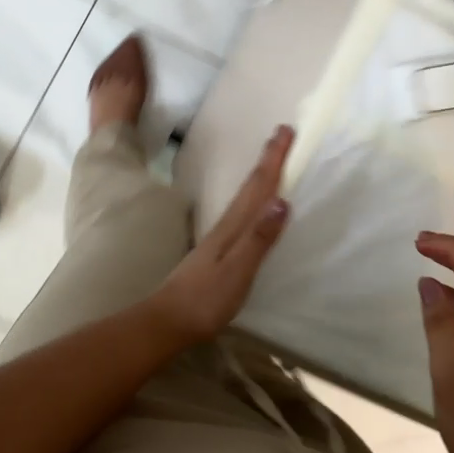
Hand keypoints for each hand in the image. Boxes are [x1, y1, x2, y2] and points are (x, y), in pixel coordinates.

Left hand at [145, 125, 294, 345]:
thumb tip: (282, 201)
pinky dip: (253, 200)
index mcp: (233, 227)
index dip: (273, 159)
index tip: (286, 130)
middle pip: (251, 186)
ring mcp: (219, 238)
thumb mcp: (237, 271)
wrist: (167, 322)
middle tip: (282, 134)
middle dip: (268, 159)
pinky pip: (242, 214)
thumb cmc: (205, 300)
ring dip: (261, 176)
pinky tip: (255, 207)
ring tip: (272, 161)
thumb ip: (259, 238)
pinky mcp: (217, 251)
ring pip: (246, 198)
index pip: (259, 187)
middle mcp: (226, 226)